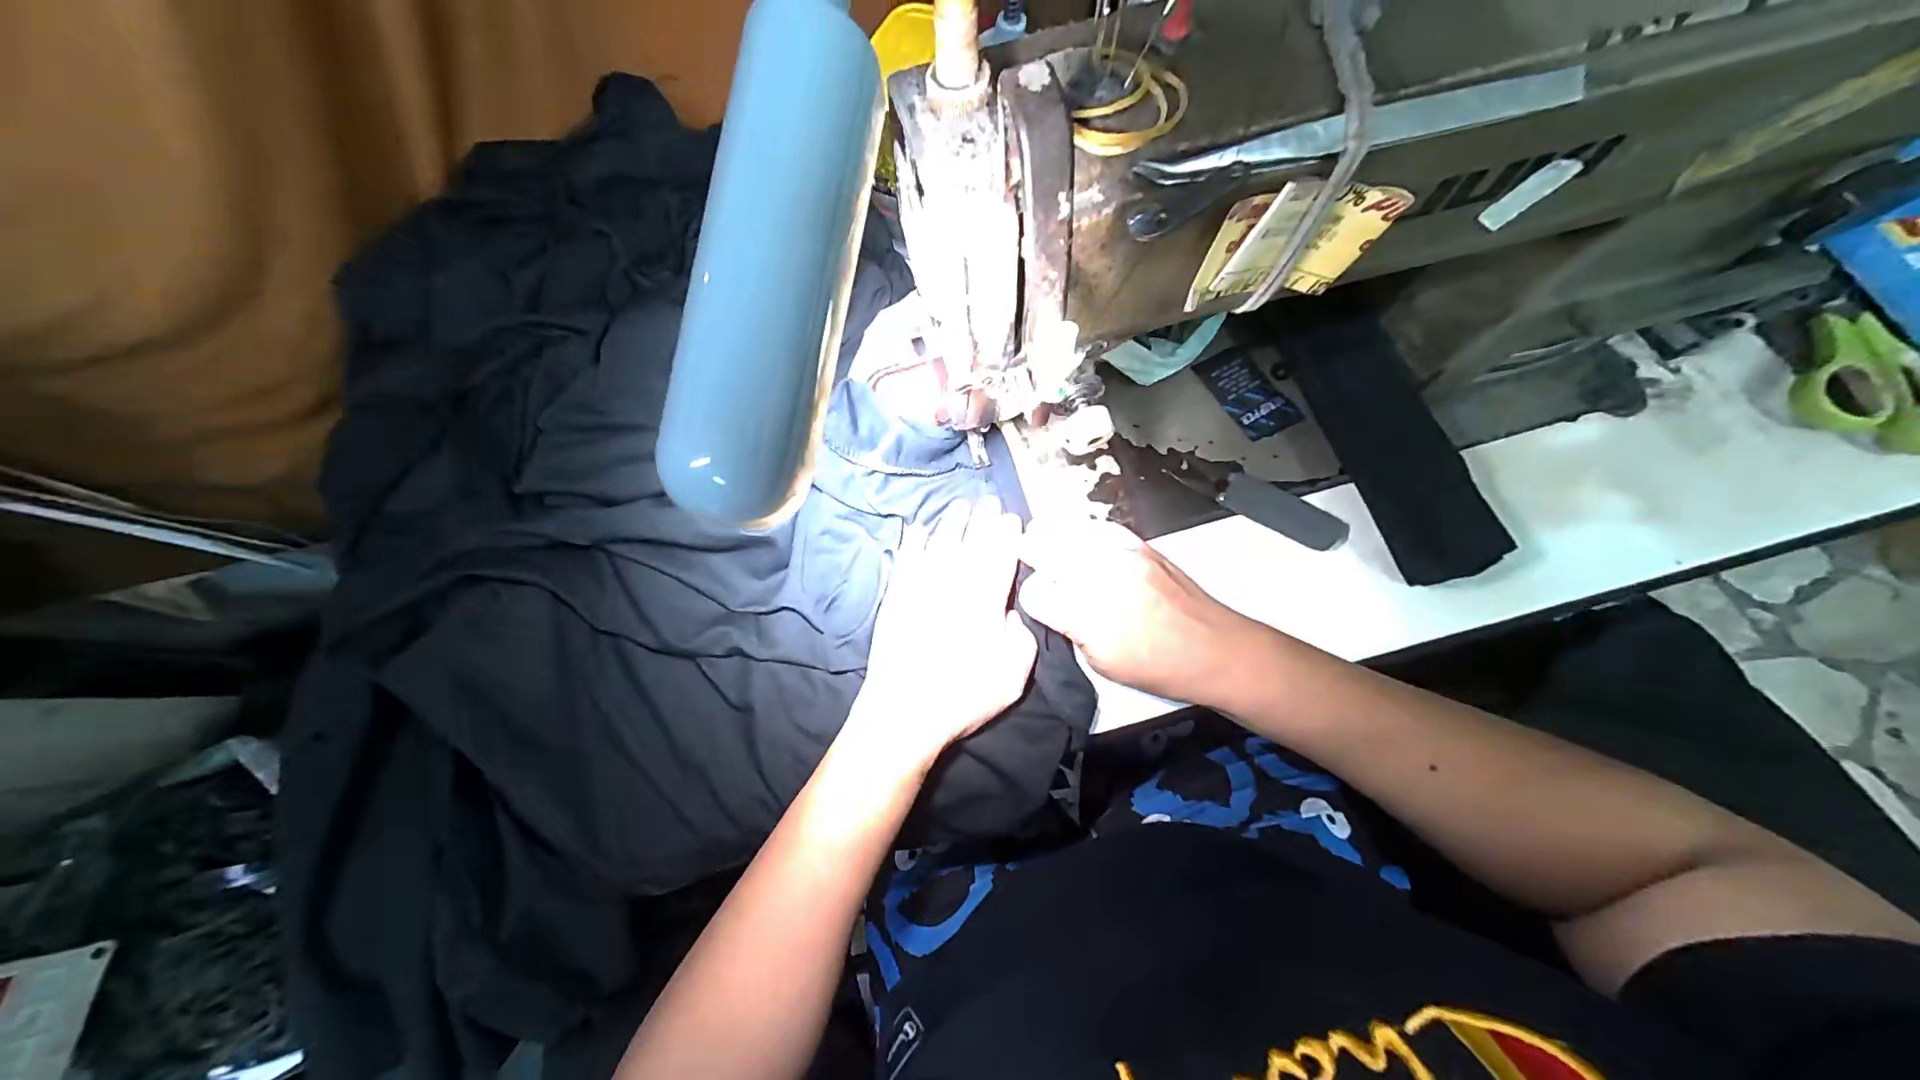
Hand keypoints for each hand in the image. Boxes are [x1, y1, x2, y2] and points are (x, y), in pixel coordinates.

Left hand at [844, 497, 1038, 770]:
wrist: (903, 710)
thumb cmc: (963, 697)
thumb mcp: (1013, 676)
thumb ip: (1020, 637)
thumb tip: (1009, 613)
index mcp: (985, 602)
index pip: (1000, 556)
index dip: (1006, 534)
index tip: (1011, 518)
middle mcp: (953, 586)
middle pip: (970, 542)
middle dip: (981, 519)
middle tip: (988, 501)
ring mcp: (921, 588)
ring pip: (938, 543)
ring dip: (950, 521)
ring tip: (959, 507)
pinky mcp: (895, 596)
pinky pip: (907, 558)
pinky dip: (915, 541)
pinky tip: (920, 530)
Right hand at [1018, 517, 1271, 707]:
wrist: (1215, 648)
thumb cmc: (1162, 666)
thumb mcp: (1102, 663)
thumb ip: (1069, 629)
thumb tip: (1051, 605)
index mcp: (1087, 615)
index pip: (1033, 591)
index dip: (1032, 598)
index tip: (1040, 603)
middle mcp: (1101, 577)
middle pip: (1039, 546)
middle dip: (1031, 557)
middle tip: (1034, 569)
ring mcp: (1120, 553)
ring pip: (1063, 527)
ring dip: (1052, 540)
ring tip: (1053, 554)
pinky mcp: (1139, 543)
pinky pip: (1095, 526)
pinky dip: (1083, 534)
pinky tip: (1084, 547)